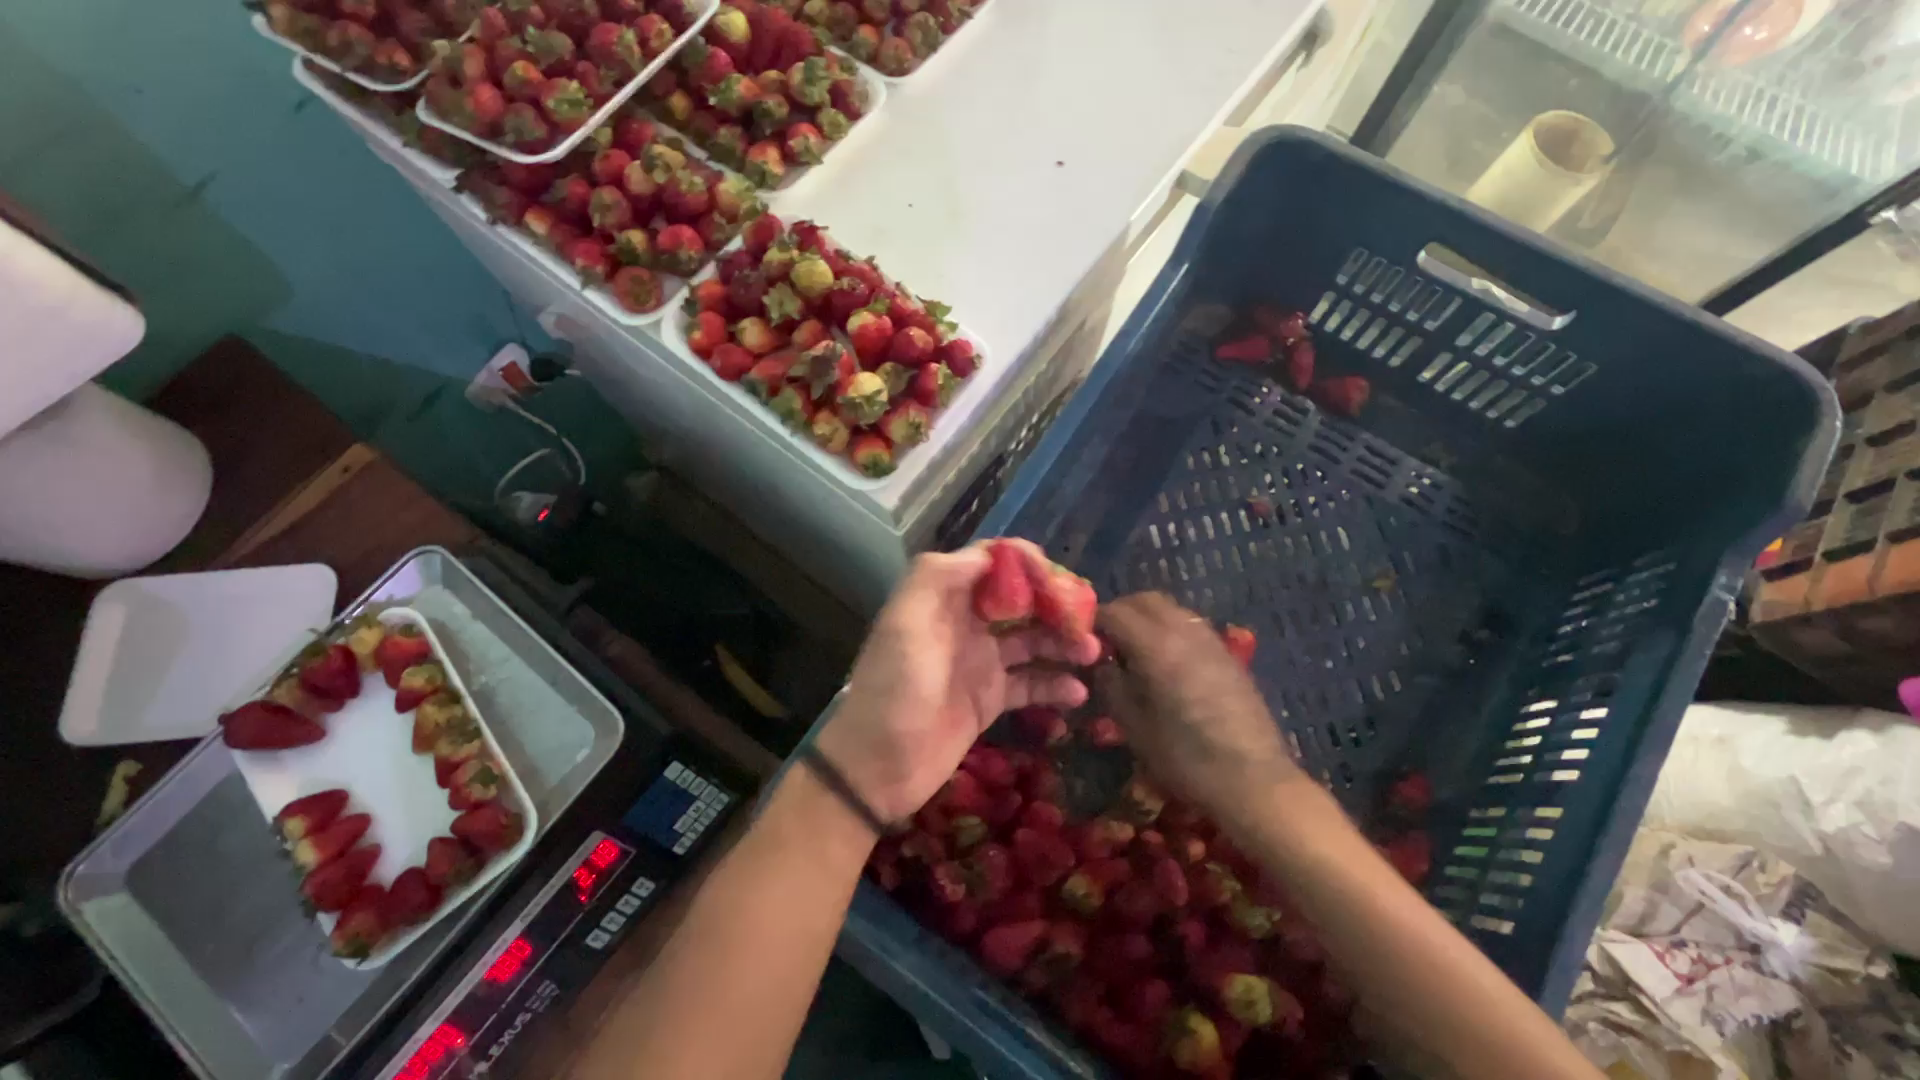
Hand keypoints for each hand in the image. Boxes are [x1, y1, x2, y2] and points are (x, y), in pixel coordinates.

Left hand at [817, 541, 1103, 823]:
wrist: (878, 766)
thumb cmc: (892, 691)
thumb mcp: (905, 625)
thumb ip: (938, 578)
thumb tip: (989, 553)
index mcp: (942, 599)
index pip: (992, 563)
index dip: (1026, 564)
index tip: (1057, 583)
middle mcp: (964, 624)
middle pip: (1019, 600)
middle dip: (1055, 603)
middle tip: (1086, 620)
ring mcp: (979, 662)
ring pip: (1031, 640)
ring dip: (1063, 641)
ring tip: (1092, 653)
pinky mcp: (989, 700)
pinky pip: (1030, 683)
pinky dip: (1055, 684)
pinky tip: (1079, 692)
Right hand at [1094, 592, 1299, 823]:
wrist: (1253, 780)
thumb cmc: (1185, 758)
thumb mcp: (1133, 727)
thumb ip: (1111, 685)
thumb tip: (1102, 663)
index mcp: (1156, 646)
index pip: (1114, 612)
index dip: (1091, 622)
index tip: (1079, 642)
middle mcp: (1184, 632)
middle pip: (1145, 600)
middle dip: (1120, 612)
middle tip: (1105, 642)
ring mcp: (1211, 640)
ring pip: (1171, 609)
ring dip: (1147, 619)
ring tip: (1134, 652)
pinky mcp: (1229, 654)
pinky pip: (1191, 626)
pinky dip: (1170, 631)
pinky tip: (1166, 663)